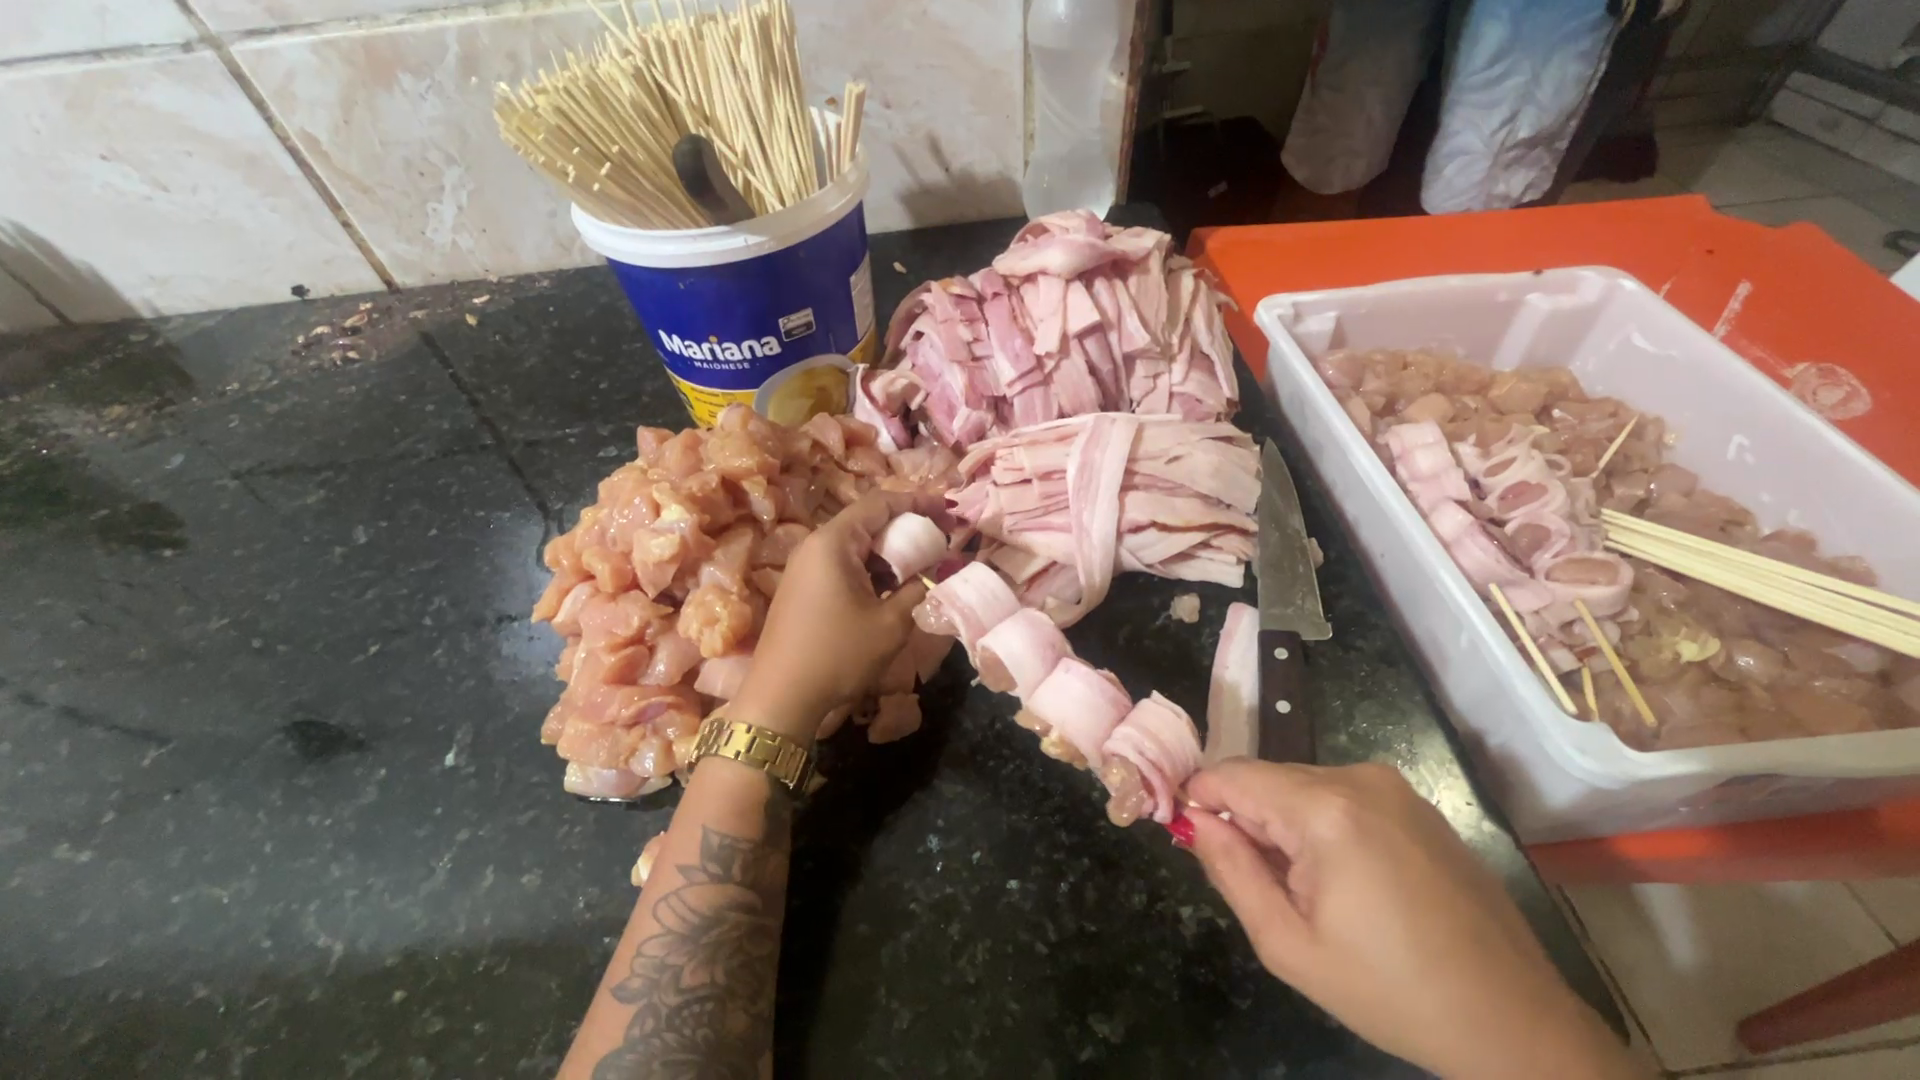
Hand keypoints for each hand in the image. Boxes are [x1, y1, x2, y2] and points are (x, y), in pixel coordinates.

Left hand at [730, 491, 932, 738]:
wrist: (782, 697)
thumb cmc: (838, 655)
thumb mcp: (890, 624)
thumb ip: (917, 589)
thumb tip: (934, 571)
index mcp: (834, 542)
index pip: (880, 502)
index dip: (918, 502)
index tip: (949, 511)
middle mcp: (815, 545)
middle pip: (867, 520)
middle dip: (907, 527)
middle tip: (942, 540)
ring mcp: (805, 567)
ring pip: (856, 544)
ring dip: (891, 551)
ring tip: (923, 566)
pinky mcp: (803, 588)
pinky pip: (843, 564)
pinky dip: (872, 568)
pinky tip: (892, 588)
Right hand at [1185, 761, 1643, 1079]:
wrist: (1513, 1019)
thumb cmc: (1391, 990)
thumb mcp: (1288, 944)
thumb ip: (1230, 870)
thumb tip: (1192, 819)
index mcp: (1326, 809)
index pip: (1232, 774)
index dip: (1199, 798)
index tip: (1186, 834)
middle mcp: (1360, 778)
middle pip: (1268, 779)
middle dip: (1246, 820)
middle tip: (1256, 885)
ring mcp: (1395, 787)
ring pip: (1302, 787)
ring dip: (1284, 826)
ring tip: (1308, 893)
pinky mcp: (1416, 803)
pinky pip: (1342, 797)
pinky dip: (1322, 826)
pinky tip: (1347, 884)